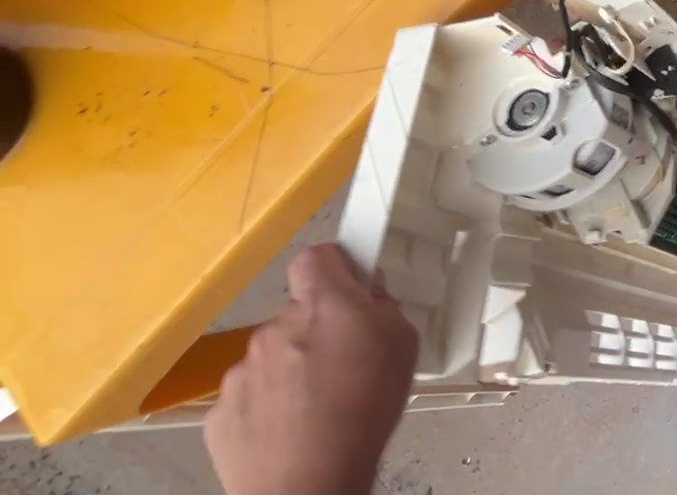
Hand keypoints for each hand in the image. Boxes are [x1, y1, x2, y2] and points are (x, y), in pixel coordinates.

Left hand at [204, 243, 418, 494]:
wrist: (308, 484)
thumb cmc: (364, 411)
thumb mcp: (403, 343)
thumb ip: (382, 309)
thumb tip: (366, 298)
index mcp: (326, 306)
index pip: (316, 258)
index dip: (334, 264)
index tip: (350, 280)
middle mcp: (276, 329)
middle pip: (298, 311)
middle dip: (321, 325)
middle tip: (349, 355)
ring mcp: (241, 372)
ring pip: (274, 352)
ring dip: (295, 364)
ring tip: (322, 398)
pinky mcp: (219, 411)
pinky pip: (251, 390)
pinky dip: (271, 400)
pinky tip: (295, 422)